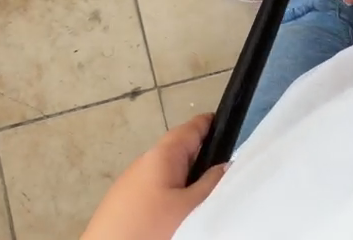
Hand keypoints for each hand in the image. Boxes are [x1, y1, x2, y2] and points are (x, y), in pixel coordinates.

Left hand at [82, 113, 226, 239]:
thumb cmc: (151, 229)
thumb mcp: (191, 208)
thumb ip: (211, 184)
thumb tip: (225, 164)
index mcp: (161, 154)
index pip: (191, 127)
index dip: (211, 124)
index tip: (230, 126)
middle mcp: (143, 163)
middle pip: (180, 153)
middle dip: (201, 160)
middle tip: (224, 175)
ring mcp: (130, 185)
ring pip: (167, 176)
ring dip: (185, 183)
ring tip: (202, 201)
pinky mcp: (122, 207)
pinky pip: (154, 194)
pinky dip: (169, 198)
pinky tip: (175, 218)